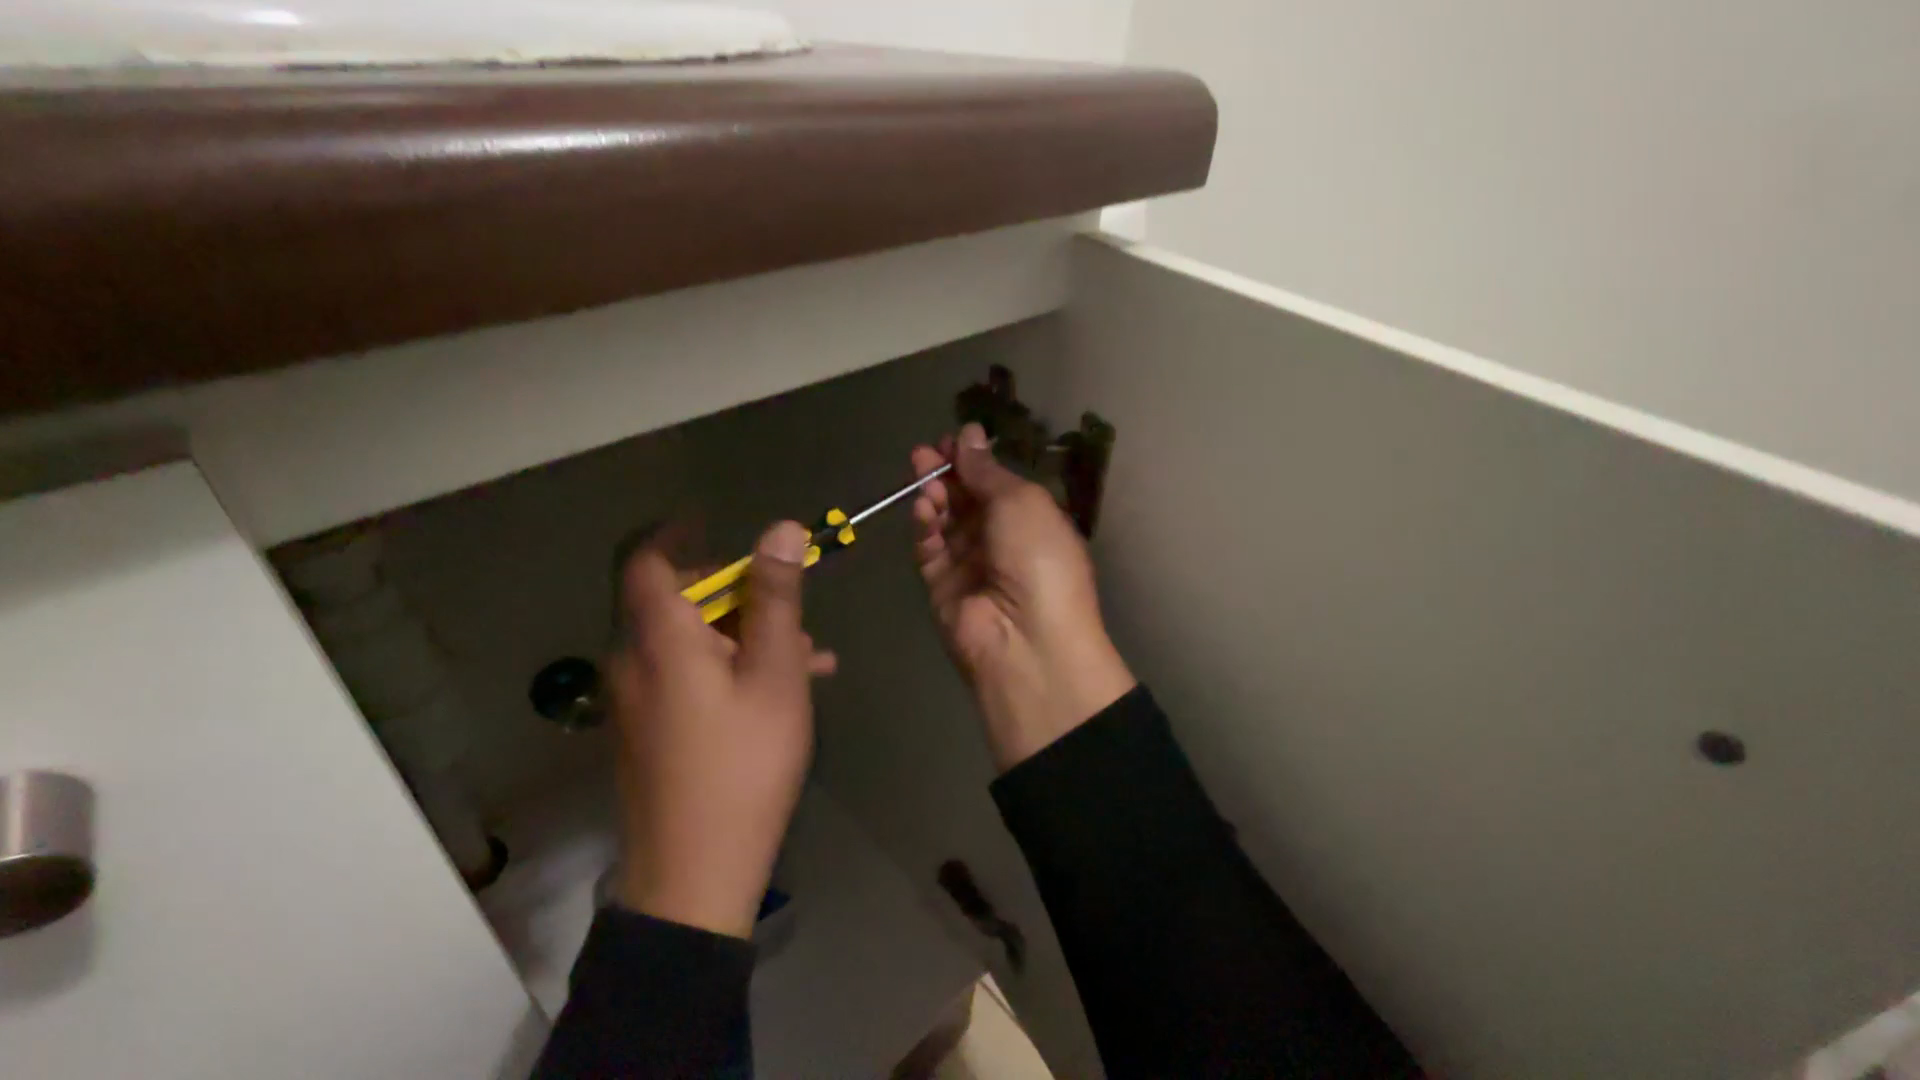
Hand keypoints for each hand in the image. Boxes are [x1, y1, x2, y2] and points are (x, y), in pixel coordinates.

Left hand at [608, 521, 829, 937]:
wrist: (693, 874)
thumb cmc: (742, 765)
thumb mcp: (774, 675)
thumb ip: (777, 598)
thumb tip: (781, 528)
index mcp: (659, 639)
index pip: (648, 560)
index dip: (678, 534)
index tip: (716, 523)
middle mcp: (635, 662)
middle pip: (676, 602)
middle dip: (738, 595)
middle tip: (791, 608)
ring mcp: (637, 703)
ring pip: (690, 644)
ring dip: (744, 637)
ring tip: (809, 659)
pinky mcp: (648, 736)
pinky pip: (686, 680)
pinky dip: (729, 671)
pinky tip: (783, 694)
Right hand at [911, 424, 1135, 770]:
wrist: (1028, 641)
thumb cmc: (1039, 560)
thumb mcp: (1022, 503)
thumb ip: (987, 472)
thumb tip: (969, 435)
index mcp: (1032, 522)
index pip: (997, 485)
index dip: (975, 461)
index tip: (953, 438)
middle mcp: (1002, 542)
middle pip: (966, 499)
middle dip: (946, 473)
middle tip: (925, 452)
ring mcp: (970, 565)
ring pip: (944, 521)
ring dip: (933, 494)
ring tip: (921, 474)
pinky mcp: (941, 586)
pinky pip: (929, 549)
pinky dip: (923, 526)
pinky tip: (921, 506)